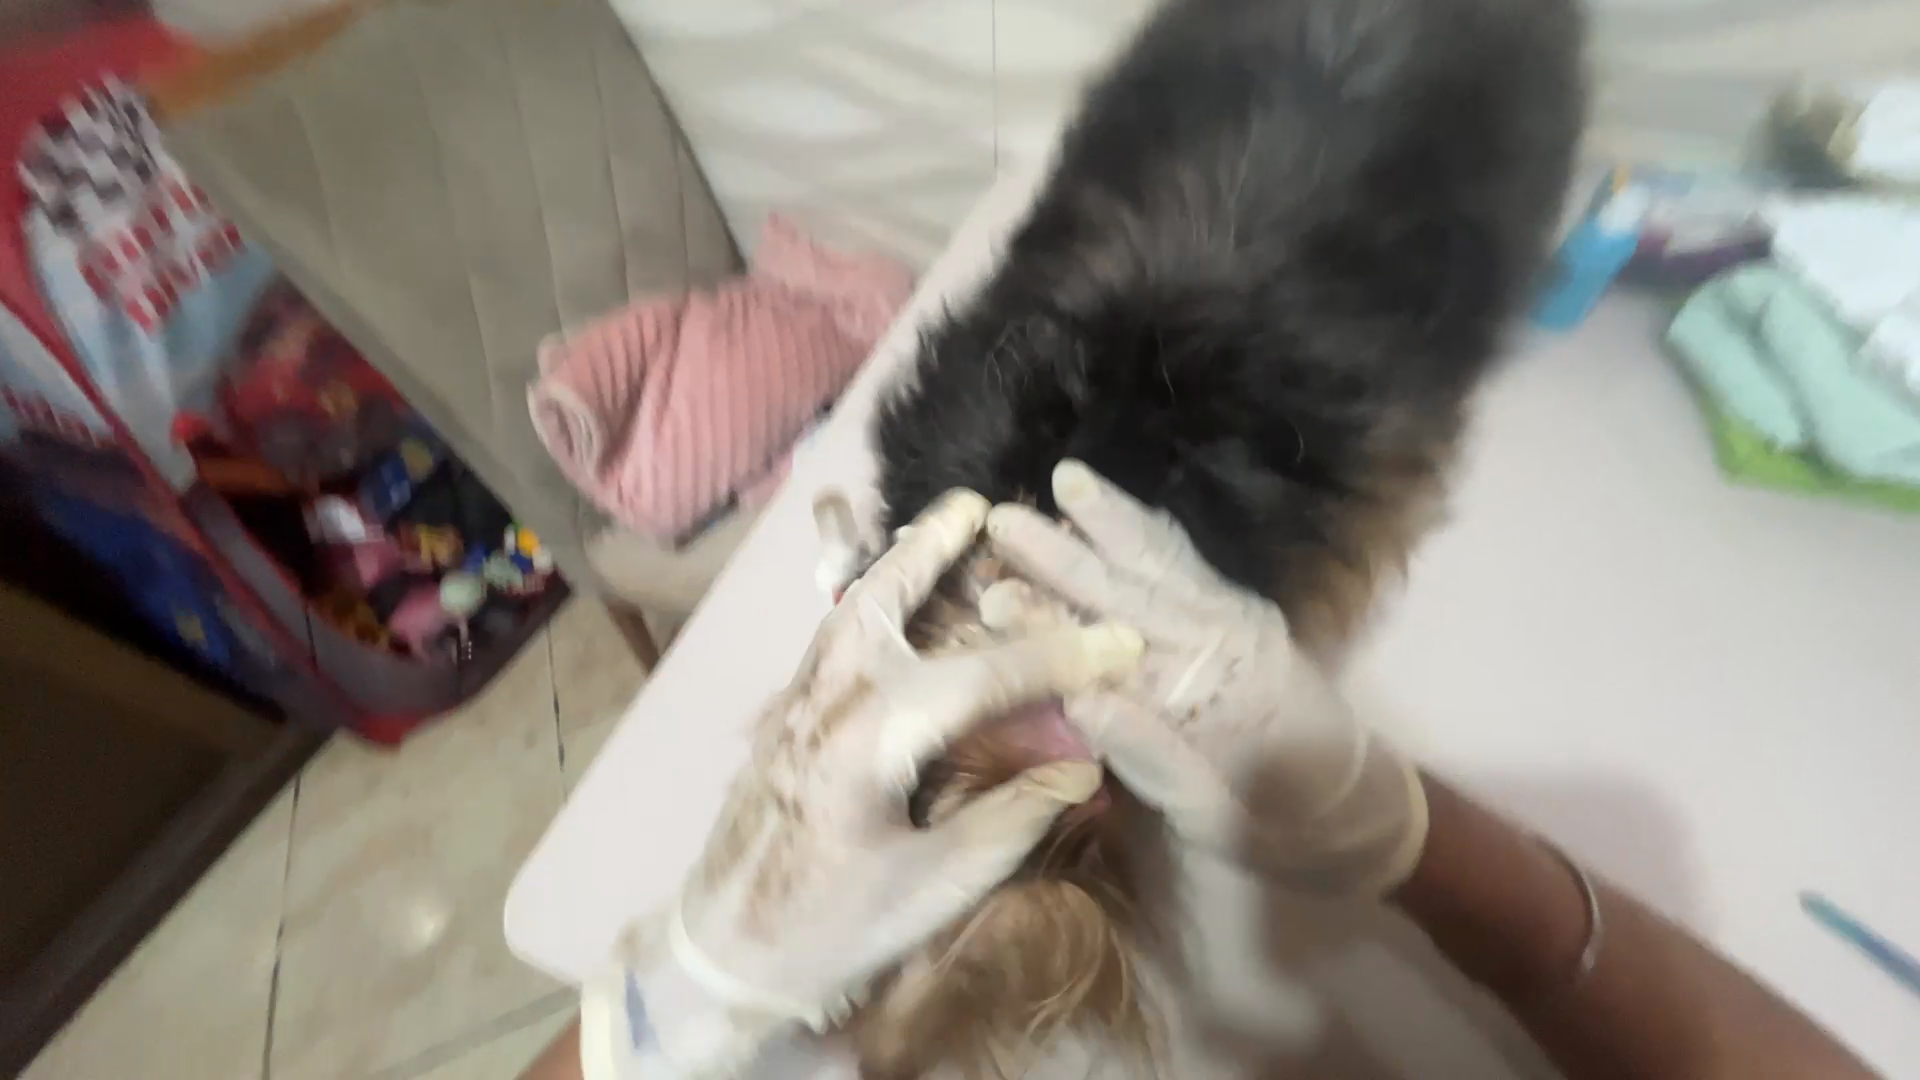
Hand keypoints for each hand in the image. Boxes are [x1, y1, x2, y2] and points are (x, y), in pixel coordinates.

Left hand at [618, 489, 1143, 1077]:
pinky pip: (836, 630)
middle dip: (932, 545)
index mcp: (870, 736)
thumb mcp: (931, 889)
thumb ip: (1010, 819)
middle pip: (884, 596)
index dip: (1059, 658)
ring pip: (852, 604)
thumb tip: (1082, 767)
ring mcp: (798, 695)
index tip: (1118, 640)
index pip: (983, 677)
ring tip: (941, 530)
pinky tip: (896, 600)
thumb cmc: (829, 928)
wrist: (720, 951)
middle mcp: (829, 695)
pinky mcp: (787, 708)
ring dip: (899, 562)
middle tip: (974, 503)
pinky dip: (873, 597)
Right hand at [984, 460, 1427, 895]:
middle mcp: (1219, 638)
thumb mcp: (1218, 815)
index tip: (995, 600)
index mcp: (1209, 688)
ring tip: (1069, 483)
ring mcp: (1231, 621)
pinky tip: (1123, 516)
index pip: (1109, 645)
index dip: (1048, 624)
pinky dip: (1151, 534)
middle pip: (1129, 587)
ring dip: (1113, 522)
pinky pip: (1187, 567)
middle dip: (1065, 553)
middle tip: (1004, 519)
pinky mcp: (1236, 620)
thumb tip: (1079, 697)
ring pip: (1162, 562)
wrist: (1364, 813)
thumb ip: (1154, 755)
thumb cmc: (1286, 823)